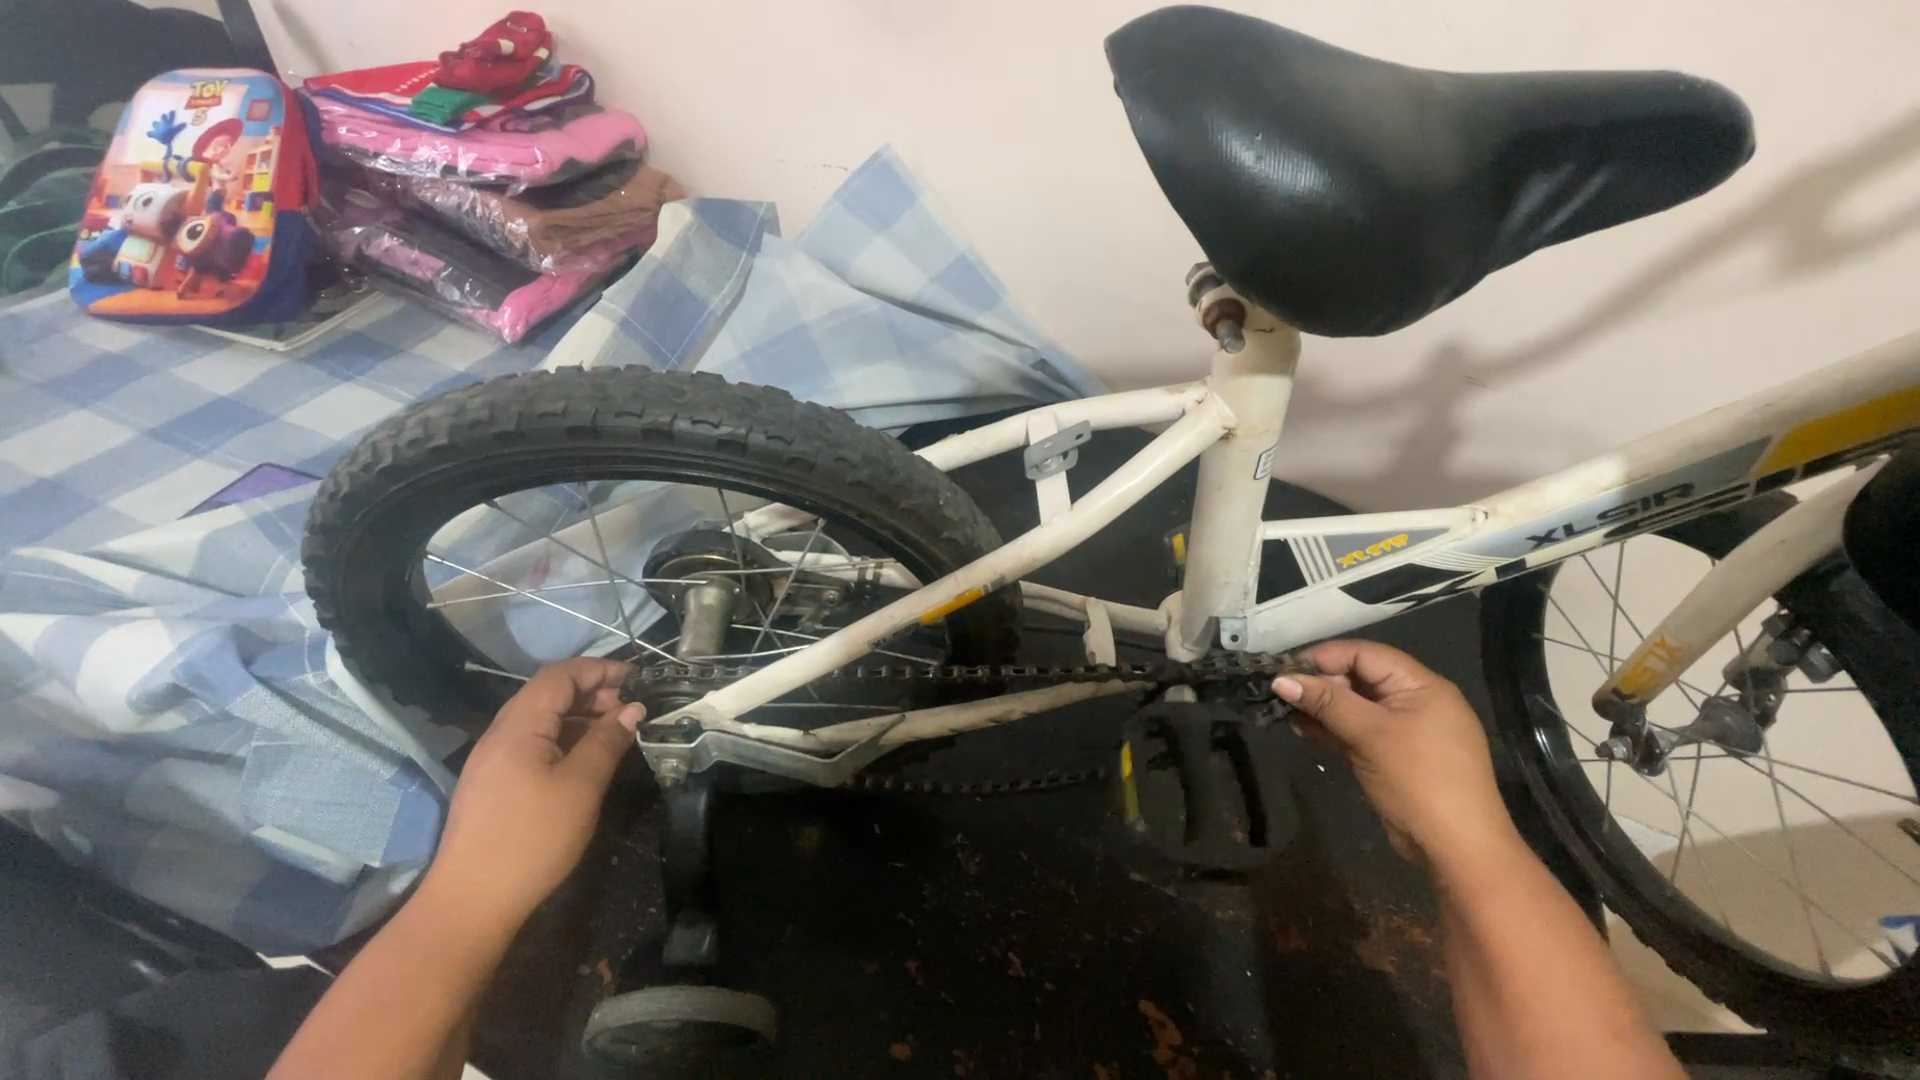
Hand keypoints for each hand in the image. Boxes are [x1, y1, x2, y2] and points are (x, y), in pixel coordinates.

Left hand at [422, 658, 642, 930]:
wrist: (470, 903)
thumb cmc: (531, 839)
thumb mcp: (581, 787)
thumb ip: (607, 741)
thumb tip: (633, 709)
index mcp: (518, 726)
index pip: (560, 675)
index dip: (600, 669)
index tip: (638, 678)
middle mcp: (501, 734)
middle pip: (548, 693)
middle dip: (593, 691)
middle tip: (632, 710)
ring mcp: (494, 759)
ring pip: (542, 719)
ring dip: (581, 716)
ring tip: (617, 732)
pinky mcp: (495, 783)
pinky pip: (534, 743)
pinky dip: (566, 738)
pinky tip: (588, 758)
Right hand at [1275, 640, 1517, 866]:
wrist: (1457, 848)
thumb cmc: (1418, 780)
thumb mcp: (1369, 734)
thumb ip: (1326, 702)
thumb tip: (1280, 679)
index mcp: (1421, 686)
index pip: (1365, 655)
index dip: (1324, 657)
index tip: (1284, 669)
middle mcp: (1415, 701)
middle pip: (1359, 678)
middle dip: (1320, 684)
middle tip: (1282, 695)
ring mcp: (1405, 730)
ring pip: (1355, 706)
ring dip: (1321, 708)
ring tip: (1285, 713)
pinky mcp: (1394, 755)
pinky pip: (1358, 730)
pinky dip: (1332, 729)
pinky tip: (1302, 731)